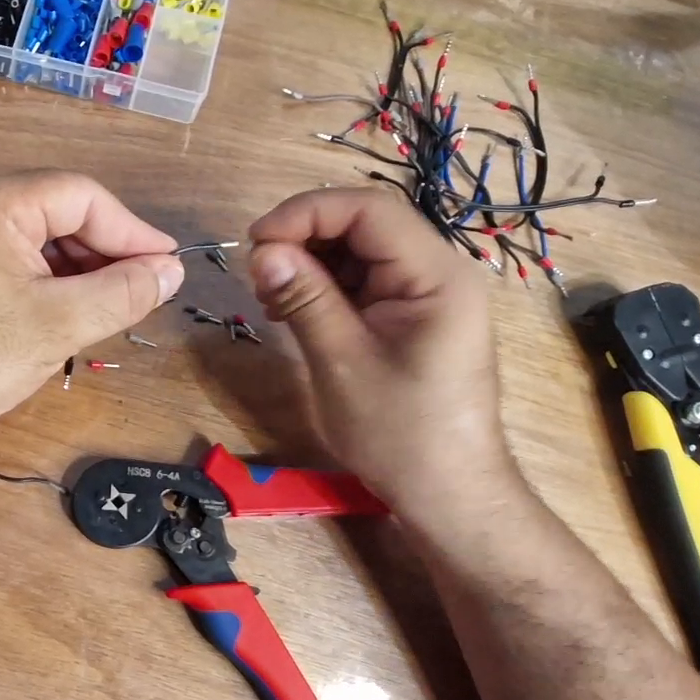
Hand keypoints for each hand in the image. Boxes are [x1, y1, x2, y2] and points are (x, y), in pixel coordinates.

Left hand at [0, 171, 183, 449]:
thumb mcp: (60, 324)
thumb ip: (123, 291)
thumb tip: (172, 270)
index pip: (81, 196)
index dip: (131, 231)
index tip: (169, 266)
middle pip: (62, 214)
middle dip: (106, 253)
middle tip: (144, 292)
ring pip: (42, 241)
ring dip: (82, 272)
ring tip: (113, 308)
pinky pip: (19, 263)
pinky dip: (52, 285)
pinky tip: (74, 315)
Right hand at [247, 188, 518, 522]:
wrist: (445, 489)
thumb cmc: (397, 431)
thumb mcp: (341, 361)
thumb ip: (304, 298)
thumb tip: (261, 251)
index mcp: (435, 275)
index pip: (368, 210)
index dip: (305, 213)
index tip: (254, 243)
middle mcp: (438, 272)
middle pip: (364, 225)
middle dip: (304, 238)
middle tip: (258, 275)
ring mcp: (425, 294)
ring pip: (358, 252)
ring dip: (309, 263)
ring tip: (271, 298)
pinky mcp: (410, 316)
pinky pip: (362, 282)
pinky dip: (323, 287)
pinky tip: (292, 311)